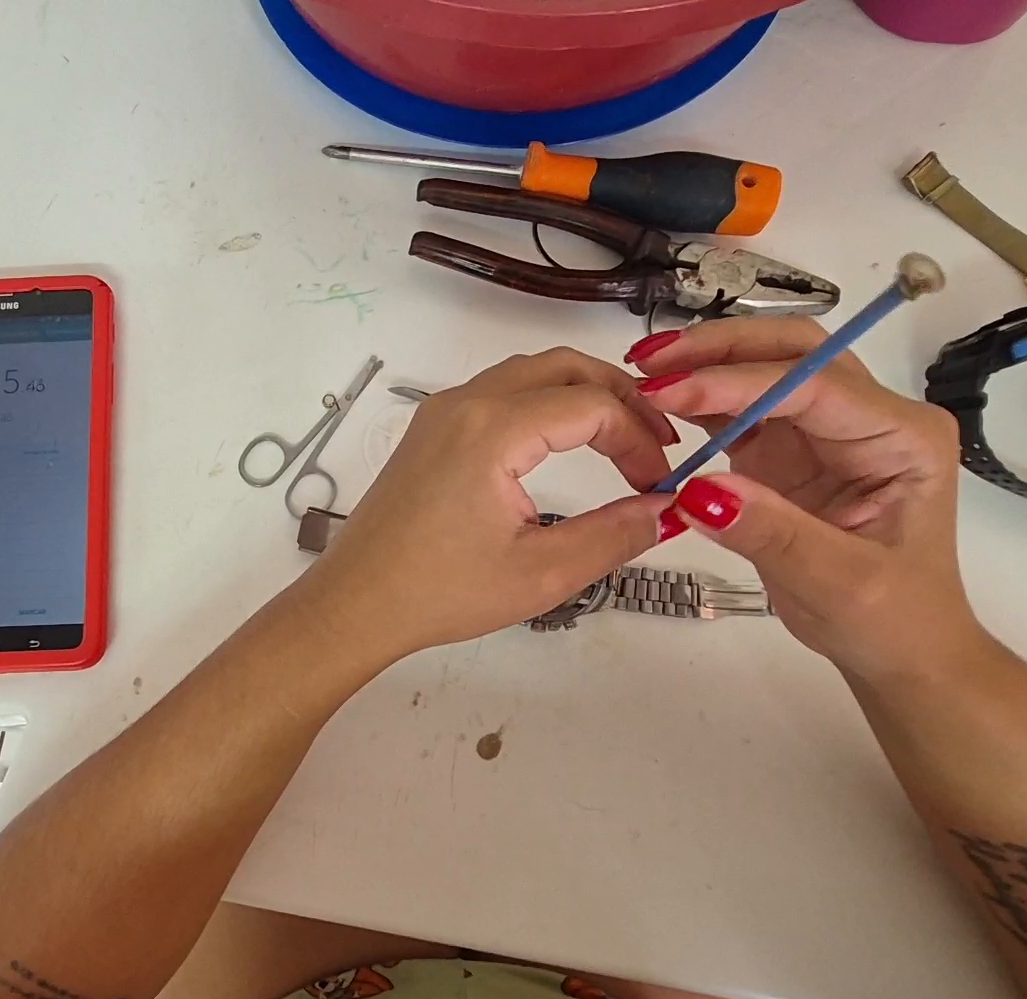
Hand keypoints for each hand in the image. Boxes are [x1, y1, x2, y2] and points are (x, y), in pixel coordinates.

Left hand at [301, 348, 677, 660]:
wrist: (356, 603)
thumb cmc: (441, 592)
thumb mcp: (541, 574)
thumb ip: (615, 535)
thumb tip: (670, 508)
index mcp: (492, 430)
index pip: (592, 405)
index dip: (639, 437)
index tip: (658, 483)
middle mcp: (464, 403)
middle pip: (562, 366)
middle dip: (619, 395)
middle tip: (653, 441)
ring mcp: (439, 412)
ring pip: (527, 373)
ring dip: (578, 394)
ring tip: (616, 438)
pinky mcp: (427, 431)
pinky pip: (496, 393)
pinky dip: (540, 404)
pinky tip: (559, 443)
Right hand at [630, 319, 989, 680]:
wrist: (895, 642)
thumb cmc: (887, 616)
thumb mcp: (837, 582)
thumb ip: (770, 531)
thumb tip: (698, 489)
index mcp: (898, 438)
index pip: (811, 385)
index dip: (736, 383)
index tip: (665, 392)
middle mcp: (863, 419)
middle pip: (791, 353)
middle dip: (720, 349)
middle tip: (649, 363)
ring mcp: (820, 432)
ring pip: (760, 371)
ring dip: (703, 366)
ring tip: (641, 374)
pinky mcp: (783, 451)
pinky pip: (736, 411)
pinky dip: (696, 403)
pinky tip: (656, 405)